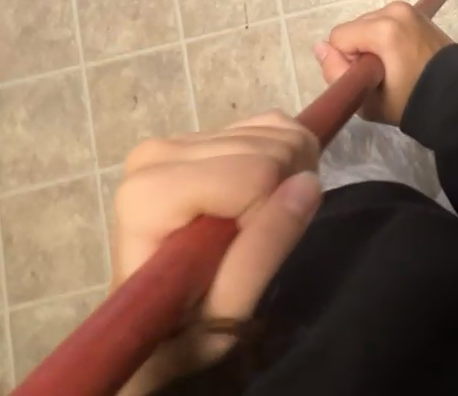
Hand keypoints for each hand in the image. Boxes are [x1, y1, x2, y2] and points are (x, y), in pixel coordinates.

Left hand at [111, 113, 322, 394]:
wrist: (156, 321)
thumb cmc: (180, 333)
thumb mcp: (223, 317)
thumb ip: (262, 252)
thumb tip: (308, 184)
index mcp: (149, 195)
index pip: (253, 174)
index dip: (269, 217)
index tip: (254, 255)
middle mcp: (156, 154)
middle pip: (266, 148)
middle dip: (283, 191)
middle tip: (265, 238)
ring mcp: (176, 140)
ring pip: (274, 133)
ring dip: (288, 175)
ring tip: (262, 222)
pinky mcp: (199, 135)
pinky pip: (269, 125)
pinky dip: (284, 157)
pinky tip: (263, 194)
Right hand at [314, 1, 452, 126]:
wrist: (457, 98)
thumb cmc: (410, 102)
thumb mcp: (366, 99)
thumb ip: (336, 72)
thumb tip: (319, 47)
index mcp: (383, 28)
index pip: (339, 37)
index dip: (344, 61)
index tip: (364, 79)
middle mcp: (394, 10)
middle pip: (355, 28)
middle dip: (358, 50)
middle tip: (379, 76)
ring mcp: (409, 10)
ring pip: (370, 24)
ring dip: (372, 44)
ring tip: (392, 68)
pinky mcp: (418, 14)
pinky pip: (388, 22)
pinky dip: (387, 38)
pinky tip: (401, 58)